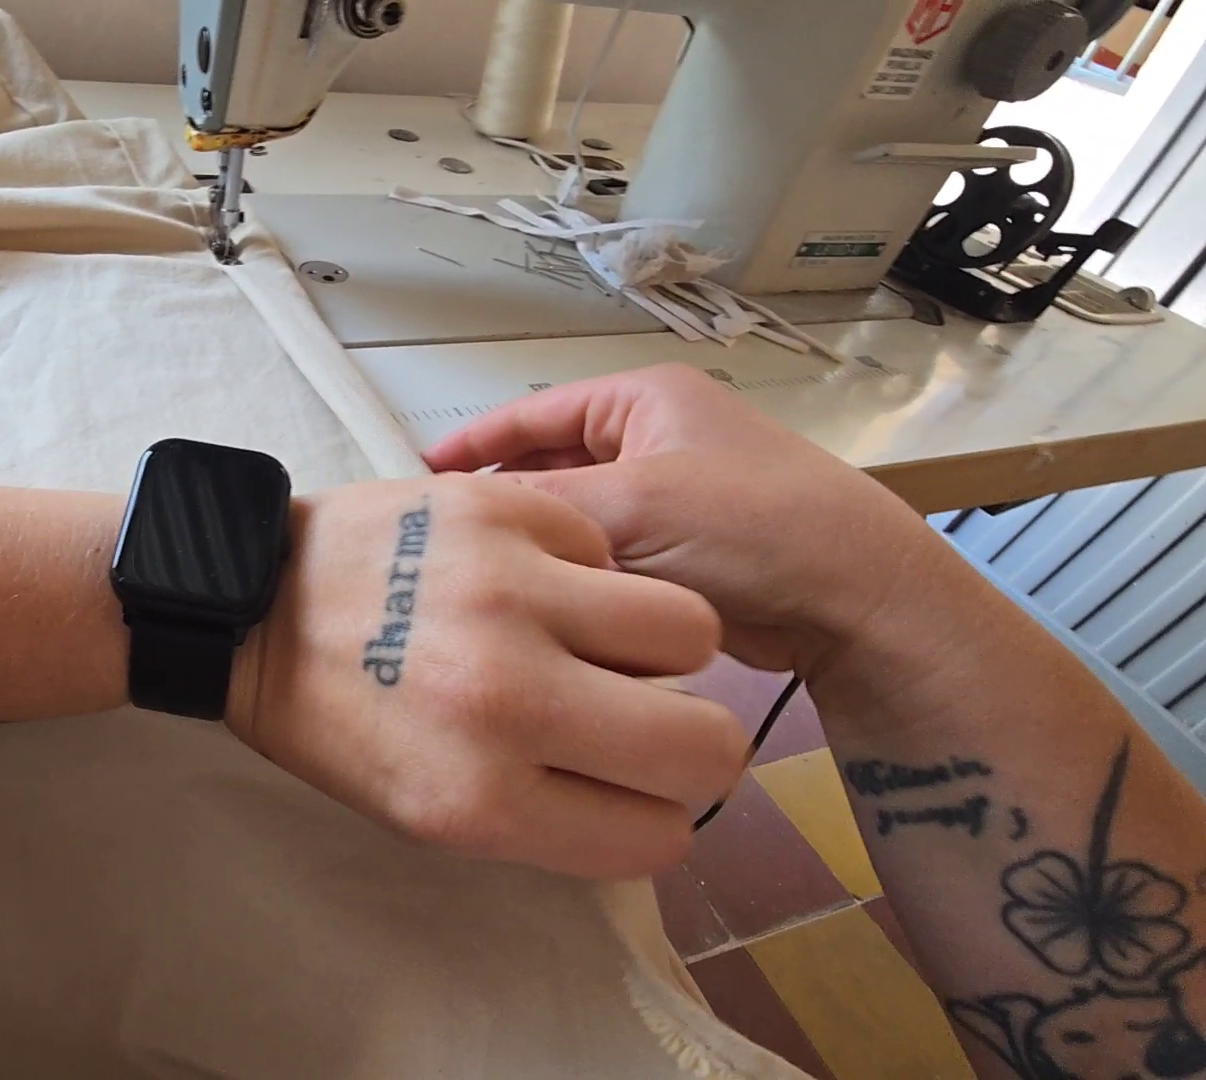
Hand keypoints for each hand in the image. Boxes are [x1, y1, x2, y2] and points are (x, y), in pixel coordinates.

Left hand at [229, 471, 743, 879]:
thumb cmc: (326, 714)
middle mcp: (505, 697)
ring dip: (648, 643)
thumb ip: (540, 818)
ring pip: (687, 628)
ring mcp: (505, 590)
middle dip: (685, 739)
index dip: (650, 814)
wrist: (251, 600)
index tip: (624, 784)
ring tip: (583, 633)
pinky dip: (580, 571)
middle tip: (630, 710)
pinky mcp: (495, 509)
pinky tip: (522, 576)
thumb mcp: (417, 808)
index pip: (655, 839)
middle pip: (707, 743)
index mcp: (479, 801)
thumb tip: (646, 800)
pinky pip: (604, 550)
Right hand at [421, 363, 957, 675]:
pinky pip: (597, 550)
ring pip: (572, 512)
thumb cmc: (750, 529)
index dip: (478, 441)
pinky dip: (568, 567)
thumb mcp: (630, 505)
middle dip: (505, 493)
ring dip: (536, 536)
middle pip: (551, 461)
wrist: (858, 607)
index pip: (537, 411)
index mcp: (644, 401)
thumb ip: (539, 507)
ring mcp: (663, 495)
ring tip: (484, 564)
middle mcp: (652, 439)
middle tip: (451, 531)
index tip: (425, 471)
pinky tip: (537, 592)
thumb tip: (462, 515)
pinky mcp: (672, 548)